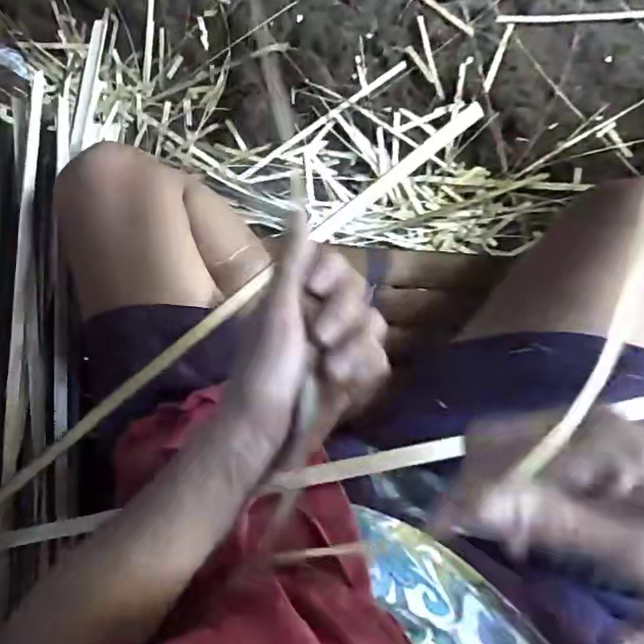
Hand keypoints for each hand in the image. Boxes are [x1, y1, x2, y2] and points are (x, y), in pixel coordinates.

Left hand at [221, 220, 390, 451]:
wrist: (267, 435)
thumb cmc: (263, 369)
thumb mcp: (276, 311)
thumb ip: (293, 263)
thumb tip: (298, 209)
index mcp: (298, 296)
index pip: (336, 265)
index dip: (333, 275)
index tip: (317, 288)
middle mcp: (320, 315)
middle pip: (360, 295)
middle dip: (343, 318)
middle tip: (319, 341)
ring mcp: (339, 346)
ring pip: (375, 328)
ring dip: (355, 350)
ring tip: (331, 371)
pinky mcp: (354, 377)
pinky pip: (380, 361)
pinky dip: (364, 372)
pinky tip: (342, 385)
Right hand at [436, 410, 643, 627]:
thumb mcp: (639, 550)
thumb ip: (557, 522)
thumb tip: (478, 505)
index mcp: (600, 433)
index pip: (506, 451)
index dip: (469, 490)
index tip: (442, 530)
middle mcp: (589, 419)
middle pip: (500, 438)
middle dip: (477, 484)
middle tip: (471, 535)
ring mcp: (592, 432)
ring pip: (511, 447)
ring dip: (495, 488)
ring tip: (506, 539)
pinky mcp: (595, 452)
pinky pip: (533, 460)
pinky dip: (518, 491)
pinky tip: (531, 528)